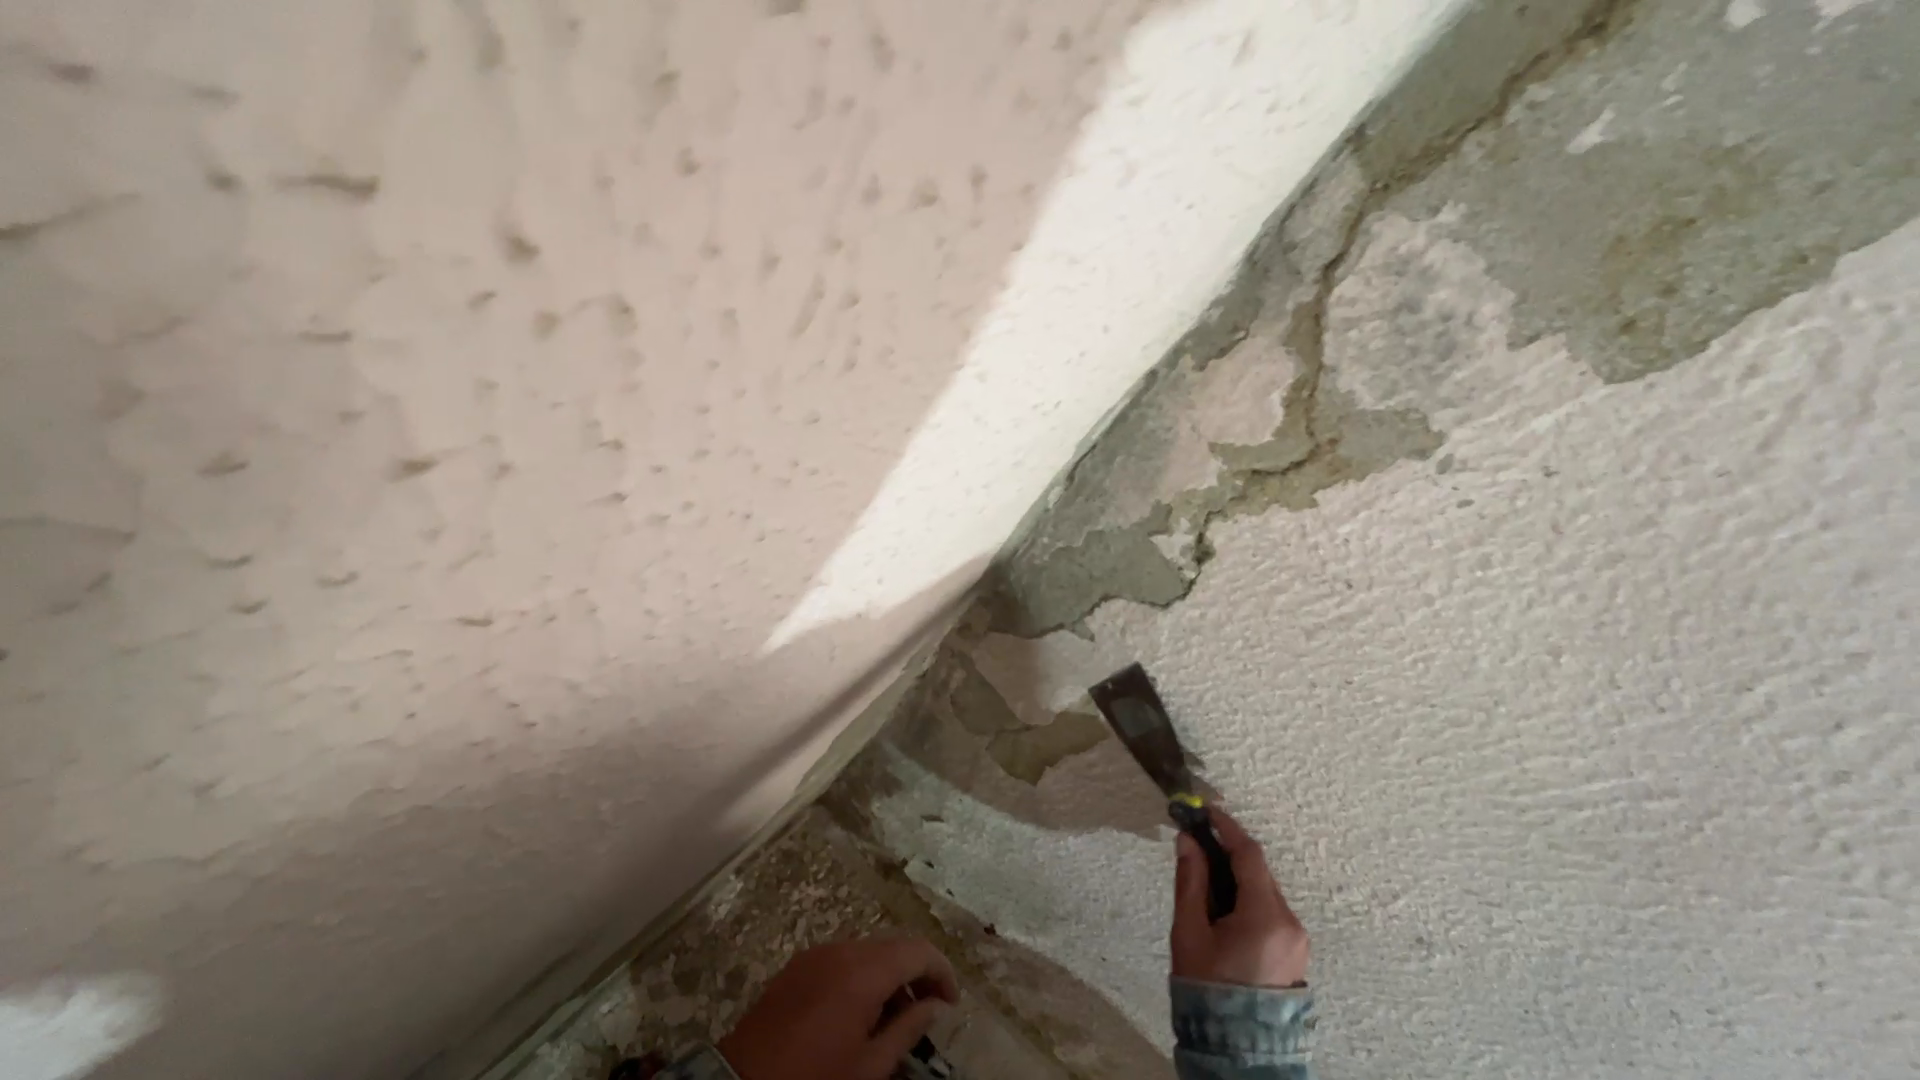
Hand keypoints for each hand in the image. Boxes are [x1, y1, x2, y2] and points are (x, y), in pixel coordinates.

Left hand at [717, 936, 958, 1079]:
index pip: (918, 951)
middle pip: (893, 947)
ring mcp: (816, 955)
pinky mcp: (797, 967)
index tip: (951, 1004)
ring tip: (895, 1020)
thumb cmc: (813, 1077)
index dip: (942, 972)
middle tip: (929, 1013)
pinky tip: (861, 1014)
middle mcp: (841, 950)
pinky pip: (843, 960)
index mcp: (863, 971)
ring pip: (868, 953)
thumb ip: (908, 1030)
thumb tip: (934, 1006)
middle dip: (917, 975)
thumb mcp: (869, 1066)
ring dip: (890, 977)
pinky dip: (863, 978)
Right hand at [1170, 808, 1308, 987]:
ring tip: (1206, 885)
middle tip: (1197, 846)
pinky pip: (1271, 912)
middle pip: (1259, 873)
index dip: (1227, 828)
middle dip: (1229, 854)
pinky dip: (1249, 901)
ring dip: (1238, 880)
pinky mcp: (1296, 951)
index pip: (1249, 855)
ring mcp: (1298, 938)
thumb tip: (1187, 840)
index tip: (1205, 810)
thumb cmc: (1206, 986)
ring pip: (1265, 892)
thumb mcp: (1189, 932)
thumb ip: (1190, 882)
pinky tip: (1225, 911)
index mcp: (1265, 915)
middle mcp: (1290, 922)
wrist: (1237, 1046)